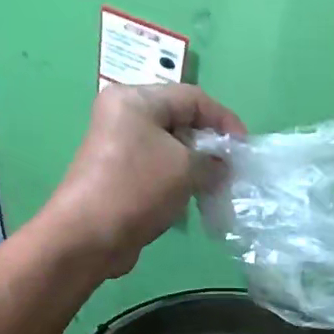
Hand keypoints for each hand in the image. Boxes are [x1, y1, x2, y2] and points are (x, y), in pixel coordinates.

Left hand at [44, 83, 245, 276]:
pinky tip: (193, 199)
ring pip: (170, 148)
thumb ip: (212, 161)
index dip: (224, 119)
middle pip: (180, 121)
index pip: (192, 98)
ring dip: (196, 166)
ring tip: (216, 188)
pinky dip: (179, 180)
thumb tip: (221, 166)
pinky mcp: (119, 175)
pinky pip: (158, 169)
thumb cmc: (138, 189)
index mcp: (135, 99)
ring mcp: (119, 147)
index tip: (244, 148)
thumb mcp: (186, 168)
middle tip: (232, 170)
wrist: (89, 236)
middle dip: (210, 144)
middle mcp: (124, 116)